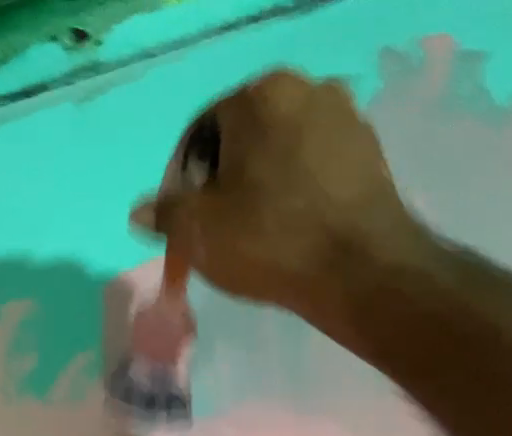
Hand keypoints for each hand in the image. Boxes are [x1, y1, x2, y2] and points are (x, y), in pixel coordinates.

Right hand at [131, 69, 422, 319]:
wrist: (358, 269)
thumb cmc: (266, 238)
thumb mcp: (196, 230)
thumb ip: (164, 213)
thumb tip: (141, 211)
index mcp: (258, 96)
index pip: (199, 133)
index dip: (180, 180)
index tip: (180, 219)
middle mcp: (307, 90)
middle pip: (242, 140)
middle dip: (221, 180)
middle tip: (211, 227)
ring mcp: (345, 119)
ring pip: (279, 153)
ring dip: (257, 186)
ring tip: (248, 233)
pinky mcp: (370, 154)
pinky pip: (312, 169)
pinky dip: (293, 193)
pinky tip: (286, 230)